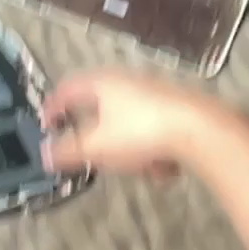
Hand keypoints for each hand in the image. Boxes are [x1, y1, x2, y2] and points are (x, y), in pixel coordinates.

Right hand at [39, 69, 213, 175]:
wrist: (204, 132)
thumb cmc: (141, 132)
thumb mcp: (97, 146)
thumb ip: (68, 151)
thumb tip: (44, 155)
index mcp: (101, 84)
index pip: (66, 90)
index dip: (52, 108)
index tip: (47, 125)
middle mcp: (126, 82)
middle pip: (100, 107)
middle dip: (96, 135)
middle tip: (92, 152)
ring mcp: (155, 93)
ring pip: (128, 122)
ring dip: (128, 146)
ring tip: (137, 167)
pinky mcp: (178, 108)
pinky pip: (154, 129)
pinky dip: (152, 148)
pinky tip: (162, 167)